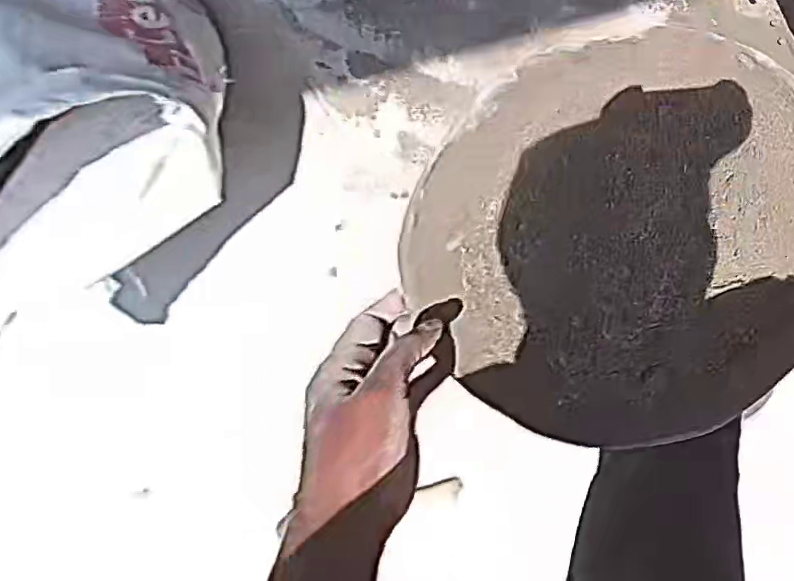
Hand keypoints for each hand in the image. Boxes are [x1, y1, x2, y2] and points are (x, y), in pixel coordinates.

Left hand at [276, 292, 455, 575]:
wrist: (355, 510)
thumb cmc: (351, 459)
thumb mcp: (378, 391)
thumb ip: (403, 352)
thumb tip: (426, 323)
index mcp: (338, 372)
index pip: (368, 322)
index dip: (396, 301)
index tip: (426, 284)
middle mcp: (357, 382)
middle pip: (389, 338)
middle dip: (417, 318)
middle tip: (448, 300)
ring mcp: (378, 400)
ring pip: (407, 357)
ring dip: (429, 341)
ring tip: (455, 321)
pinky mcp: (399, 418)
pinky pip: (420, 380)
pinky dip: (436, 365)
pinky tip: (452, 356)